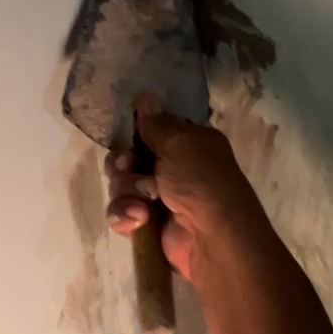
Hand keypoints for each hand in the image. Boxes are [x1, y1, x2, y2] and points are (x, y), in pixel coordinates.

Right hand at [105, 93, 266, 283]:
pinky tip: (139, 220)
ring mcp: (159, 197)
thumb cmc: (200, 182)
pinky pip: (120, 212)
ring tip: (146, 203)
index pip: (149, 131)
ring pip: (120, 185)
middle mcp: (173, 168)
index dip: (134, 135)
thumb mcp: (180, 143)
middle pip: (128, 158)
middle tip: (131, 167)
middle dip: (124, 164)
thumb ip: (157, 123)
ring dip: (127, 191)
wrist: (211, 237)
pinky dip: (125, 215)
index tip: (130, 139)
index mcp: (187, 143)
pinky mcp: (146, 224)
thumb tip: (145, 96)